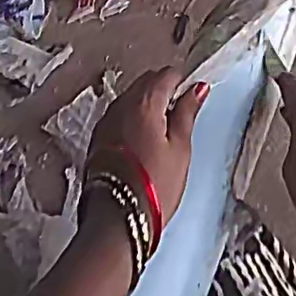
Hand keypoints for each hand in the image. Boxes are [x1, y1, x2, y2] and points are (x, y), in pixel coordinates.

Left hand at [90, 66, 209, 228]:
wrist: (116, 221)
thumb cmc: (153, 188)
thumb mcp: (180, 149)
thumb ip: (187, 112)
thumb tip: (197, 88)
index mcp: (145, 102)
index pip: (166, 74)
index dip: (182, 82)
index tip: (192, 95)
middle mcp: (121, 105)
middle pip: (146, 81)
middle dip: (164, 89)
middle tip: (180, 113)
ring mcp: (107, 120)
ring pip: (131, 97)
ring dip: (147, 104)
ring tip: (163, 132)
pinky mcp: (98, 137)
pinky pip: (119, 115)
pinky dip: (132, 119)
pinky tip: (143, 141)